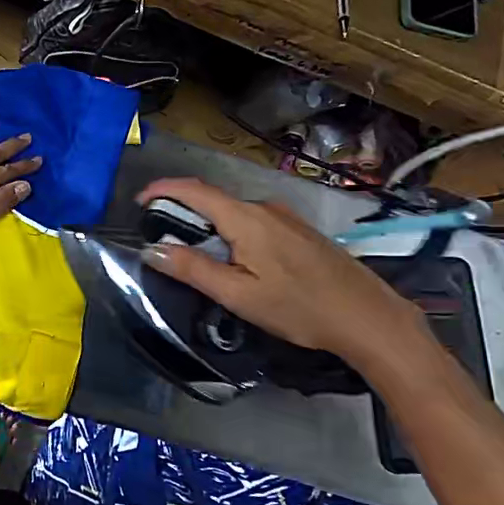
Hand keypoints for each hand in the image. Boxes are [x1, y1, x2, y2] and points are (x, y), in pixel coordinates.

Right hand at [135, 177, 426, 361]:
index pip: (195, 191)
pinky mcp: (300, 231)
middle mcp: (265, 208)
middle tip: (160, 240)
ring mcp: (286, 217)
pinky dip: (233, 233)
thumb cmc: (298, 307)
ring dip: (209, 226)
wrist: (363, 314)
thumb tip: (152, 249)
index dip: (163, 190)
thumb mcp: (239, 295)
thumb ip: (194, 270)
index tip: (139, 202)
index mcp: (246, 218)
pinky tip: (236, 260)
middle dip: (183, 213)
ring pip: (236, 213)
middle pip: (214, 201)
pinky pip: (255, 223)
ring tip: (194, 256)